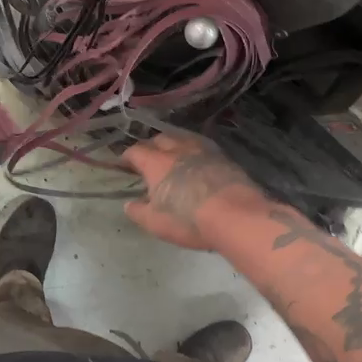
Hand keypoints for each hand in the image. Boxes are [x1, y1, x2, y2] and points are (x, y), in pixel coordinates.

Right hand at [123, 132, 263, 250]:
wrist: (236, 216)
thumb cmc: (188, 220)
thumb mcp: (154, 223)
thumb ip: (137, 211)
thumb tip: (129, 204)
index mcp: (156, 163)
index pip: (136, 151)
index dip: (127, 157)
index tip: (125, 164)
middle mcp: (178, 150)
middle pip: (160, 139)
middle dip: (151, 147)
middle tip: (149, 159)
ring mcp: (204, 151)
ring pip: (183, 138)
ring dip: (174, 145)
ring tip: (173, 156)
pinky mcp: (224, 157)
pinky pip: (203, 147)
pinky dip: (194, 152)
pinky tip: (197, 162)